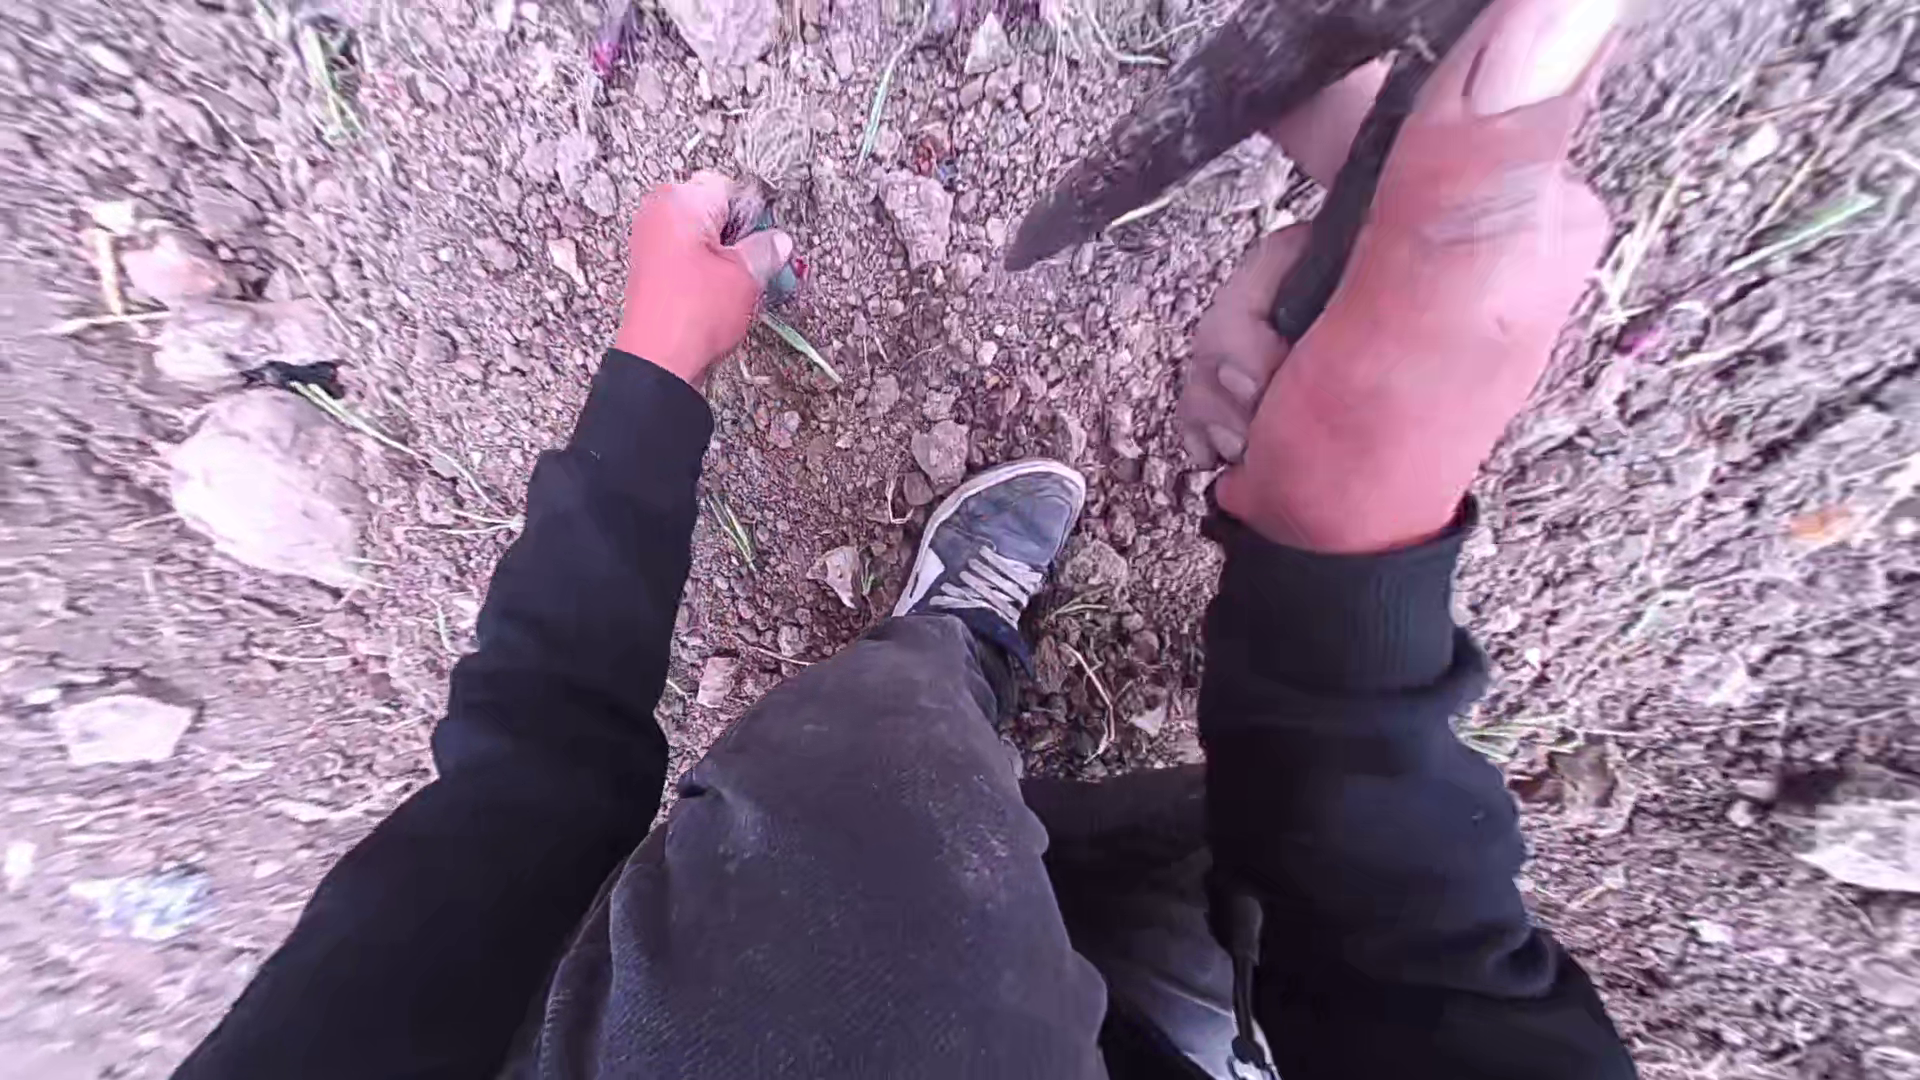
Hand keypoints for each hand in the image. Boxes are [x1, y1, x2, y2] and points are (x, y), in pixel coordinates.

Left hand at [614, 171, 793, 386]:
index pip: (730, 187)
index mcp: (681, 201)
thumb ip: (766, 250)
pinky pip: (689, 257)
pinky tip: (723, 296)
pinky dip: (710, 271)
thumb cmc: (695, 314)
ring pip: (703, 237)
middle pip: (715, 212)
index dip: (758, 216)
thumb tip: (779, 240)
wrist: (660, 360)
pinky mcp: (652, 269)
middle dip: (742, 238)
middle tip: (760, 268)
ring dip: (728, 257)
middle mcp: (659, 212)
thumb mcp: (745, 277)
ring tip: (742, 288)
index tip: (771, 241)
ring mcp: (652, 241)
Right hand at [1185, 0, 1618, 552]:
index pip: (1426, 100)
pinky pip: (1235, 325)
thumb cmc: (1364, 449)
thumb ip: (1465, 174)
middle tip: (1268, 369)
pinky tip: (1240, 425)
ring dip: (1229, 354)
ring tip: (1252, 415)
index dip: (1334, 116)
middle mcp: (1434, 246)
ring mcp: (1361, 297)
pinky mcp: (1308, 337)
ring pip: (1252, 277)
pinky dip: (1221, 378)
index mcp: (1500, 217)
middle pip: (1303, 208)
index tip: (1268, 119)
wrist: (1307, 546)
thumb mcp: (1412, 316)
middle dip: (1257, 301)